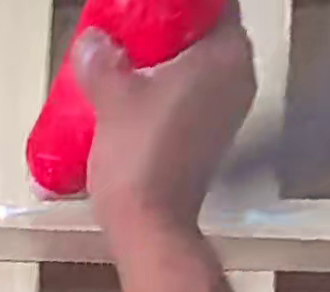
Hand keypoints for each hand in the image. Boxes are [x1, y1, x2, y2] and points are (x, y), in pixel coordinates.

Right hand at [72, 10, 257, 237]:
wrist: (149, 231)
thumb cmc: (138, 160)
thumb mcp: (112, 99)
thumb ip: (101, 60)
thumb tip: (92, 42)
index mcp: (227, 53)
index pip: (210, 2)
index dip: (171, 4)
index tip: (140, 8)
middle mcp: (238, 80)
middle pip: (201, 35)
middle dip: (163, 32)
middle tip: (125, 30)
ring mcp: (225, 118)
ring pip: (193, 72)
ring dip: (160, 66)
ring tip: (122, 64)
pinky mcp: (207, 147)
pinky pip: (187, 103)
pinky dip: (163, 96)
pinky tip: (131, 100)